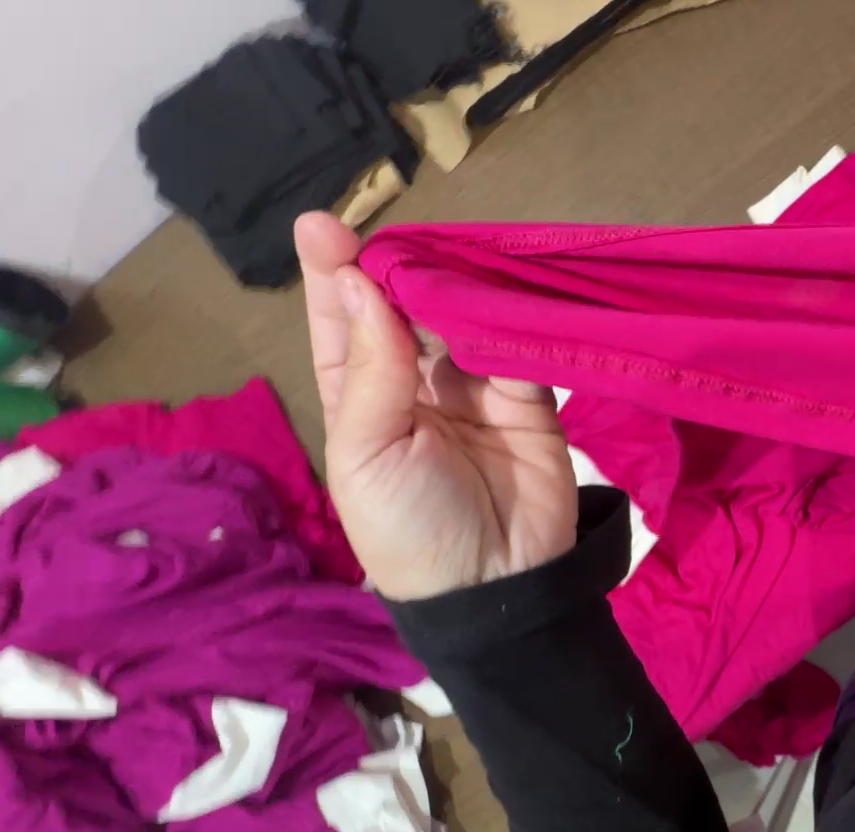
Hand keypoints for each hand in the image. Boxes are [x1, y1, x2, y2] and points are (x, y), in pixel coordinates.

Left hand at [295, 211, 577, 600]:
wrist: (495, 582)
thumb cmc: (409, 526)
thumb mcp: (367, 454)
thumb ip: (373, 372)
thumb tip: (365, 285)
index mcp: (364, 400)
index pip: (346, 329)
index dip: (335, 280)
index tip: (323, 227)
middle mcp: (419, 387)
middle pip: (408, 315)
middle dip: (399, 273)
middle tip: (396, 235)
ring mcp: (479, 393)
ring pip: (466, 325)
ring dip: (456, 290)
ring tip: (447, 251)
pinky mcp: (532, 404)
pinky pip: (520, 354)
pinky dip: (512, 324)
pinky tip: (499, 291)